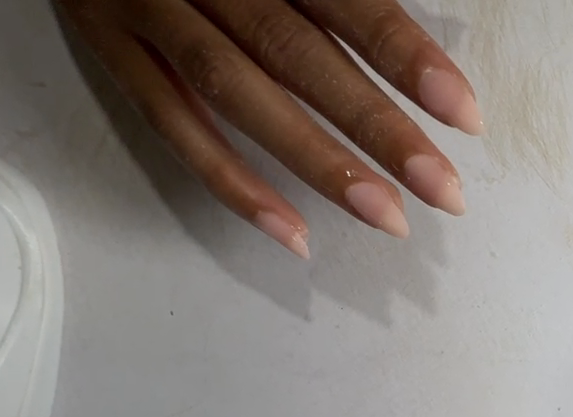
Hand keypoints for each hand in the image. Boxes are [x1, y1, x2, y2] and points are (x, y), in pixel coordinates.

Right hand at [56, 0, 482, 255]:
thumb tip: (418, 56)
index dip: (406, 57)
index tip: (467, 116)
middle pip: (296, 53)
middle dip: (378, 128)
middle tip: (446, 191)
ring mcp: (142, 2)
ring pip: (235, 90)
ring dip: (319, 163)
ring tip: (391, 219)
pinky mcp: (105, 42)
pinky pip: (170, 122)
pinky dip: (232, 184)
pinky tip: (296, 236)